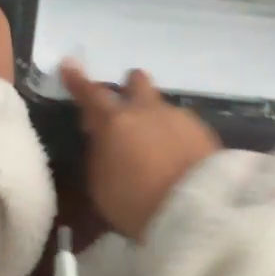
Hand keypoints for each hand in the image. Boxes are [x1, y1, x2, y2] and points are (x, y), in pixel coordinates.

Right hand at [59, 60, 221, 240]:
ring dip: (155, 120)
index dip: (77, 80)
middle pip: (137, 82)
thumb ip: (100, 153)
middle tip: (126, 109)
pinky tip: (179, 160)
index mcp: (116, 122)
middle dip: (129, 88)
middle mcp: (148, 111)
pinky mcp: (205, 132)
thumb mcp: (101, 185)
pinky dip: (177, 138)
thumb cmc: (137, 203)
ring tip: (157, 150)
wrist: (196, 211)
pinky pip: (184, 127)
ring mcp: (179, 118)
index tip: (69, 64)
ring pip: (162, 107)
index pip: (91, 93)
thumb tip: (103, 138)